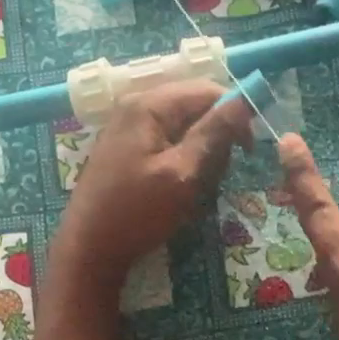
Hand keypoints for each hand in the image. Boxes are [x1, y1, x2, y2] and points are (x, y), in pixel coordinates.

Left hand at [51, 81, 253, 294]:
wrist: (89, 249)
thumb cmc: (137, 212)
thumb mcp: (182, 174)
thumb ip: (213, 134)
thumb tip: (245, 100)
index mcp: (148, 105)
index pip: (206, 90)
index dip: (234, 114)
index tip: (249, 150)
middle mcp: (135, 107)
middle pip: (193, 107)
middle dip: (214, 138)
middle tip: (216, 176)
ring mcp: (128, 129)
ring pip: (182, 129)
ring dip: (199, 155)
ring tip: (196, 189)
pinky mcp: (126, 151)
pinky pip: (166, 145)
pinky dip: (181, 163)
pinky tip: (179, 189)